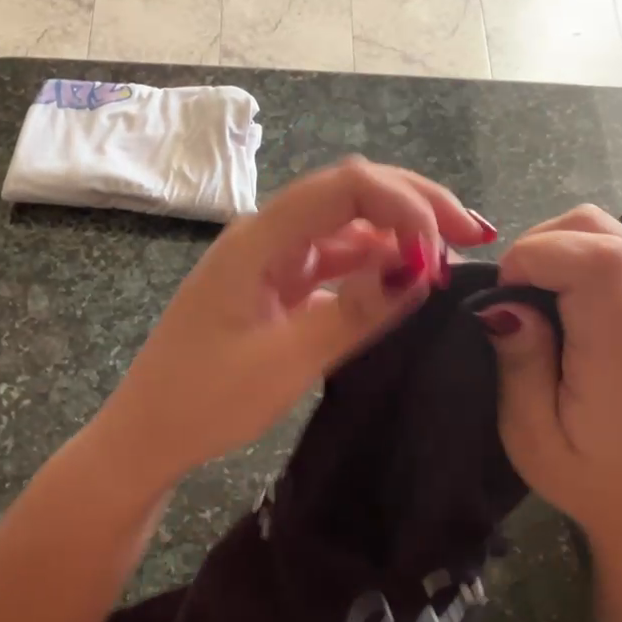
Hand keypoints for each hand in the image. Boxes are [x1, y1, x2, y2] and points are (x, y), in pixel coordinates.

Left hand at [96, 158, 495, 484]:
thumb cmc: (206, 400)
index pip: (344, 186)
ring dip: (395, 239)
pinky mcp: (268, 293)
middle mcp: (261, 239)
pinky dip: (367, 271)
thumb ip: (355, 311)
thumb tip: (421, 270)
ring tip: (450, 262)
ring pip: (341, 231)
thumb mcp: (287, 359)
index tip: (447, 248)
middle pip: (347, 197)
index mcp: (257, 241)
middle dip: (413, 208)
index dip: (407, 202)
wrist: (147, 436)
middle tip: (474, 235)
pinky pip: (327, 267)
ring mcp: (264, 266)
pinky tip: (403, 285)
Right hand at [482, 205, 621, 543]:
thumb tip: (501, 303)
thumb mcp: (532, 437)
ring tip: (529, 301)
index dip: (536, 255)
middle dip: (540, 243)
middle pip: (603, 230)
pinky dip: (578, 262)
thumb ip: (520, 364)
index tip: (502, 296)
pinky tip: (558, 308)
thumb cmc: (591, 480)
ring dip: (558, 250)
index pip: (597, 259)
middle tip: (510, 294)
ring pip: (613, 233)